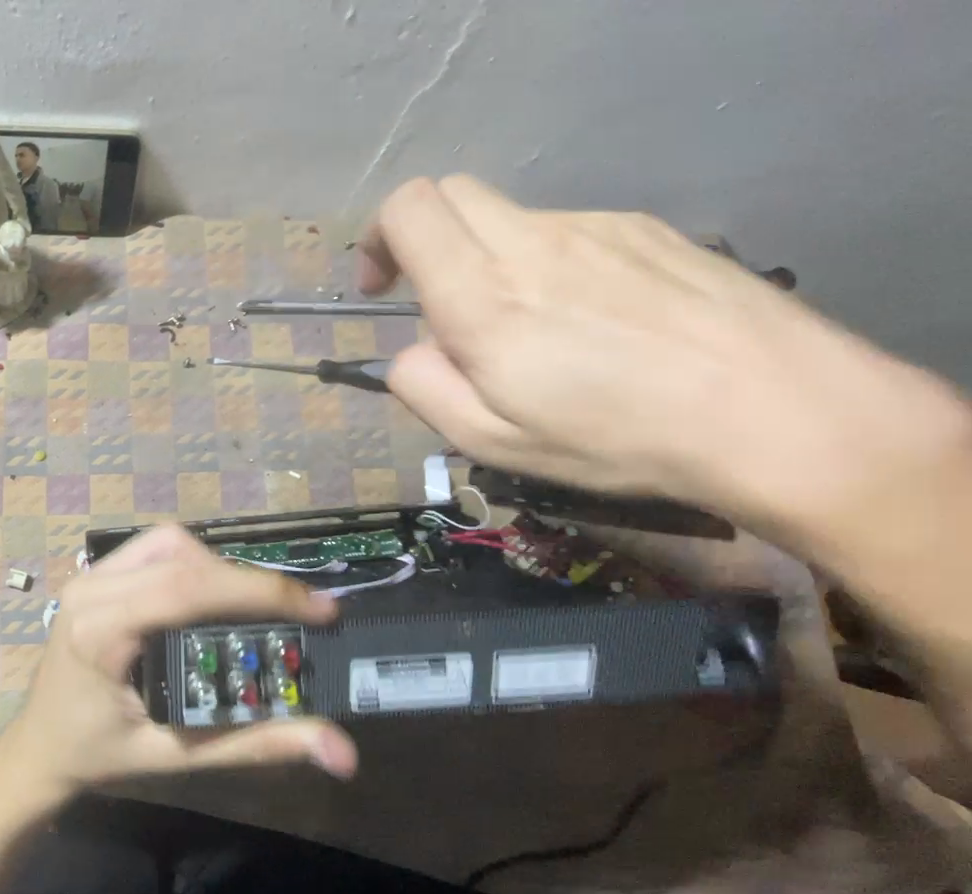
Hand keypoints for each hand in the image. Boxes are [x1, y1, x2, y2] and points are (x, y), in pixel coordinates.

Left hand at [0, 525, 357, 804]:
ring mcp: (85, 580)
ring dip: (220, 567)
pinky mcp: (91, 580)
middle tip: (298, 614)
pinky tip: (215, 598)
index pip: (188, 589)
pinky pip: (151, 551)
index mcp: (100, 632)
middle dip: (249, 581)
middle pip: (182, 558)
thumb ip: (254, 745)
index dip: (260, 590)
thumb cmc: (95, 755)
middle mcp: (88, 592)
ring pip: (168, 544)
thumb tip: (341, 753)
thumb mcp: (173, 756)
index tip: (321, 609)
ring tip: (258, 607)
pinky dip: (192, 565)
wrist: (37, 748)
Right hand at [358, 176, 967, 530]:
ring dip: (491, 260)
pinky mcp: (647, 231)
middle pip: (453, 194)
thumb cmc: (616, 438)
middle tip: (434, 300)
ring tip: (532, 333)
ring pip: (512, 218)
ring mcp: (597, 227)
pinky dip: (550, 265)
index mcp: (484, 296)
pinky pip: (571, 232)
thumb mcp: (491, 440)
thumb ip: (425, 388)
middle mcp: (533, 243)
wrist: (774, 409)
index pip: (409, 209)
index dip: (378, 238)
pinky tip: (592, 324)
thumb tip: (413, 352)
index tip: (382, 289)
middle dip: (423, 238)